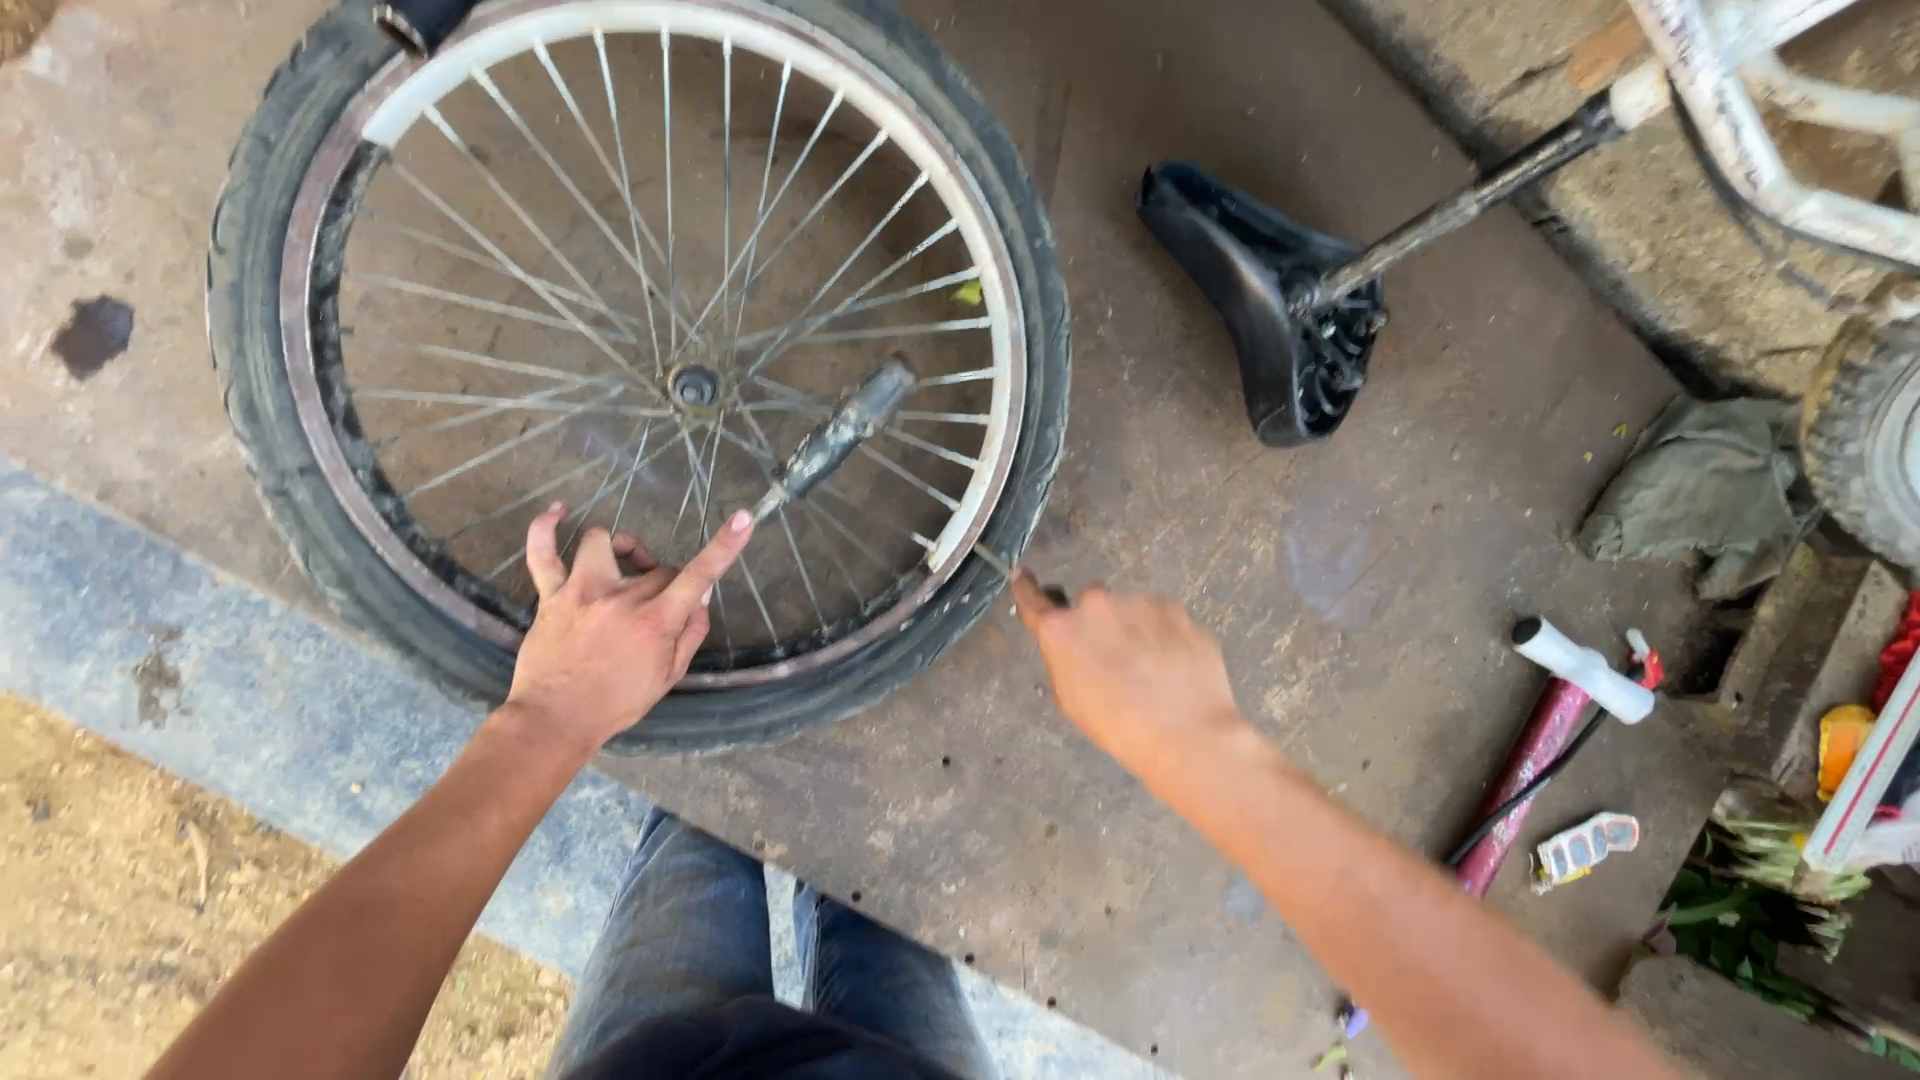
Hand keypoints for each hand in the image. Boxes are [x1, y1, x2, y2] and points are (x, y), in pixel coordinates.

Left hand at [499, 502, 753, 755]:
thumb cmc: (618, 702)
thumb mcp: (669, 675)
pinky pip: (542, 553)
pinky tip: (557, 511)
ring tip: (622, 566)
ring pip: (606, 544)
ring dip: (622, 551)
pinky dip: (545, 528)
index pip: (699, 575)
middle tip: (658, 611)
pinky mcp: (551, 595)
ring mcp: (582, 591)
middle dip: (667, 584)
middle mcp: (621, 597)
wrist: (556, 720)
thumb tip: (701, 598)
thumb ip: (690, 632)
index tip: (742, 518)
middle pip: (657, 569)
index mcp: (655, 620)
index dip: (724, 545)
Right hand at [1011, 572, 1251, 773]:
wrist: (1185, 732)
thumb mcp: (1070, 700)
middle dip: (1098, 621)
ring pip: (1129, 607)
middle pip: (1090, 602)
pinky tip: (1173, 662)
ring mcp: (1138, 601)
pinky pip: (1159, 615)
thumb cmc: (1117, 726)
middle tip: (1115, 656)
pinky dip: (1161, 632)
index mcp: (1061, 630)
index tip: (1024, 574)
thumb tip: (1076, 646)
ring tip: (1151, 665)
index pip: (1033, 599)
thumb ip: (1064, 660)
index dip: (1027, 588)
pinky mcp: (1173, 607)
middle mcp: (1095, 604)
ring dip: (1132, 626)